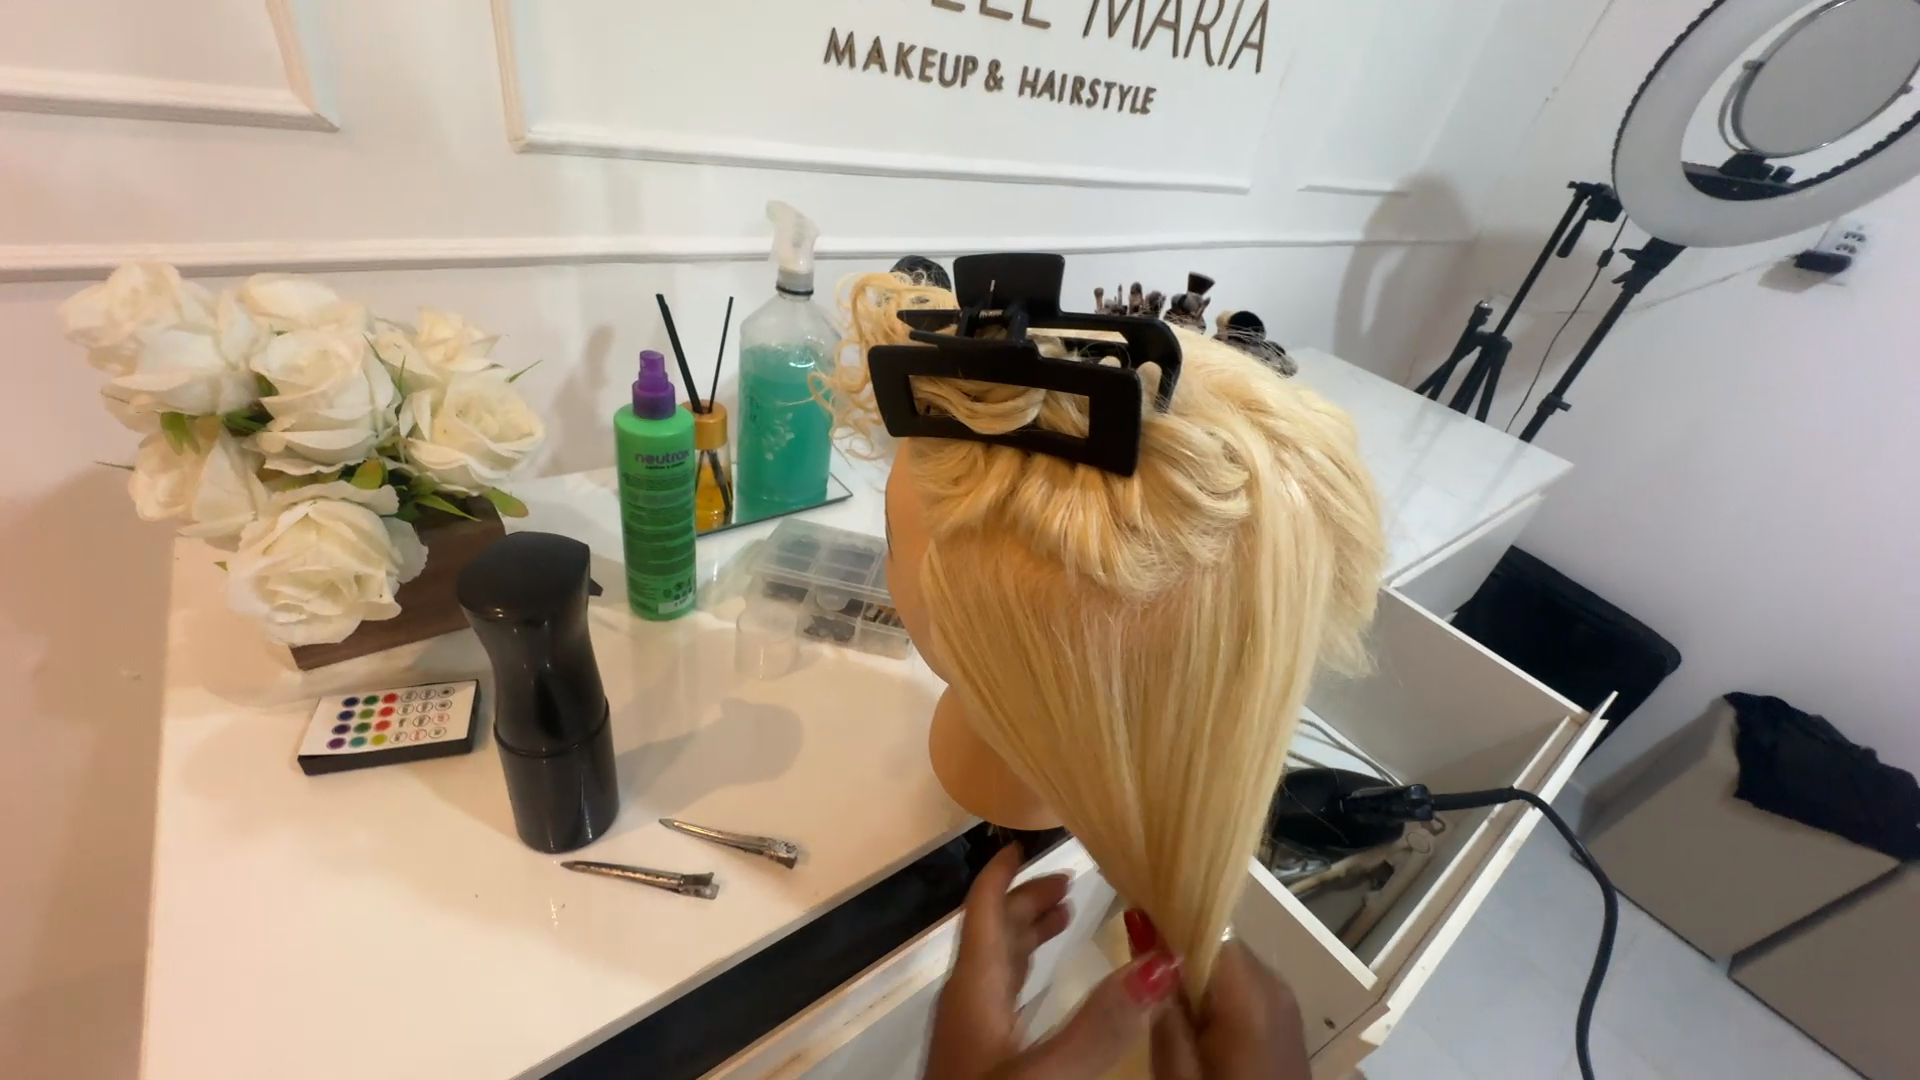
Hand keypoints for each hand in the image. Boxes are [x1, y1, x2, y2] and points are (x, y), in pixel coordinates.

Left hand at [926, 845, 1182, 1079]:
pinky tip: (1048, 983)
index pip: (984, 907)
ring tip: (1068, 915)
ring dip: (1030, 933)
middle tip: (1073, 880)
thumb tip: (1162, 959)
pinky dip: (1029, 971)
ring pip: (1000, 963)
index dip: (1003, 870)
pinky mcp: (980, 1058)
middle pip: (996, 930)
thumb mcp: (1050, 1072)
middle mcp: (968, 1000)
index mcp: (974, 987)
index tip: (1027, 837)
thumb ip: (1104, 1022)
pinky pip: (1004, 994)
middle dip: (1030, 899)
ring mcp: (971, 1032)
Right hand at [1125, 911, 1311, 1079]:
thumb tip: (1140, 922)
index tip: (1131, 927)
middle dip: (1176, 950)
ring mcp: (1284, 1002)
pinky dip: (1212, 991)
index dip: (1166, 921)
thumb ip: (1158, 995)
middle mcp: (1275, 983)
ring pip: (1224, 961)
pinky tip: (1191, 1021)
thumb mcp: (1176, 1070)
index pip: (1204, 924)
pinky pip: (1240, 985)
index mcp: (1252, 992)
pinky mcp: (1284, 1021)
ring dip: (1192, 972)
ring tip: (1161, 1002)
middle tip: (1139, 976)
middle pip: (1214, 941)